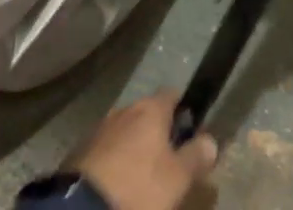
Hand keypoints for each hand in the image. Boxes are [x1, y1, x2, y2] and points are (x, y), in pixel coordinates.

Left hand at [72, 90, 216, 209]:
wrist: (85, 206)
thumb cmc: (140, 186)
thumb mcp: (178, 177)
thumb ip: (196, 156)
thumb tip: (209, 140)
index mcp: (150, 110)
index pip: (172, 94)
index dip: (184, 109)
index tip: (192, 129)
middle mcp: (124, 110)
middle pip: (149, 113)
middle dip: (160, 131)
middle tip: (171, 158)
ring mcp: (101, 128)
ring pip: (127, 130)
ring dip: (137, 145)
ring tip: (145, 173)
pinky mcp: (83, 149)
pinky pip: (109, 147)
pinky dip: (118, 158)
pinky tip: (121, 179)